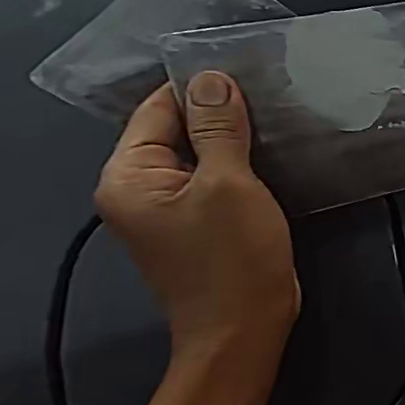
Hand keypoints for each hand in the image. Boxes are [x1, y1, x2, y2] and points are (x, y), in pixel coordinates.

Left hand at [94, 72, 299, 382]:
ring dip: (234, 138)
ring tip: (275, 116)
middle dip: (220, 112)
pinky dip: (239, 163)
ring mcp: (170, 208)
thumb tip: (211, 78)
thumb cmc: (232, 261)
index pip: (158, 108)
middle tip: (269, 91)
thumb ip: (217, 127)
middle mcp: (140, 188)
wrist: (245, 334)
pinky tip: (272, 151)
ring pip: (201, 153)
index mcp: (129, 176)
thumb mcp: (227, 184)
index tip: (246, 71)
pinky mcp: (198, 222)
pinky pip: (213, 178)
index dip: (201, 88)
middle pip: (178, 129)